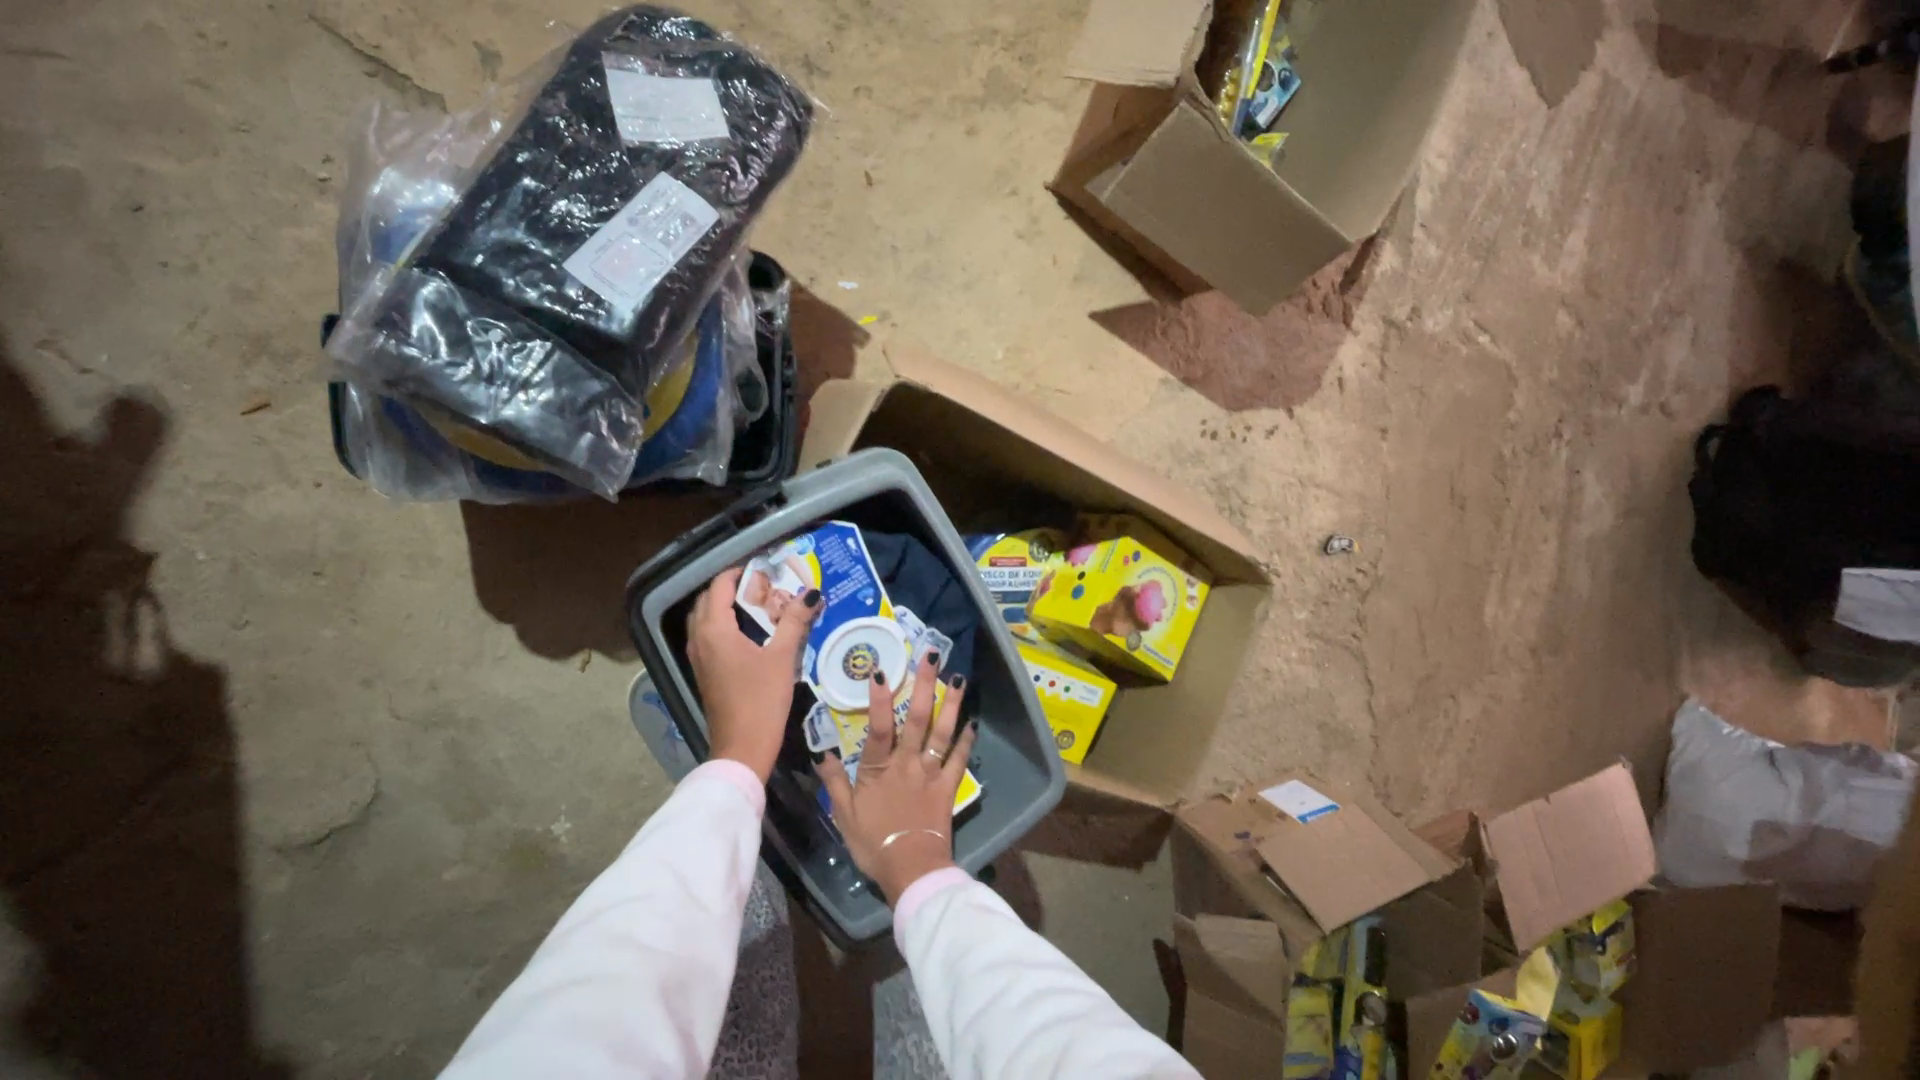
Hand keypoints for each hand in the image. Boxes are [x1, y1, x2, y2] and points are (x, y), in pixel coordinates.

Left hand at [686, 567, 819, 782]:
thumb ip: (794, 621)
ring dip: (725, 607)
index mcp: (714, 629)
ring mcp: (698, 657)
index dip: (739, 572)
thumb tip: (811, 594)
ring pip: (705, 619)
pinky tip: (750, 633)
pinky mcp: (704, 672)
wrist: (742, 747)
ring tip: (757, 606)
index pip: (719, 586)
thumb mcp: (783, 657)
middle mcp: (699, 638)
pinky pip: (708, 636)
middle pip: (708, 600)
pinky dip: (723, 626)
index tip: (765, 568)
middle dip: (732, 588)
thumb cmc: (762, 699)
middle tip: (763, 585)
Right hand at [816, 656, 976, 903]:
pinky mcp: (949, 787)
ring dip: (951, 704)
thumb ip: (833, 781)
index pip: (879, 726)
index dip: (880, 698)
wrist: (911, 870)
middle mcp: (906, 763)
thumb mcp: (843, 815)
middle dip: (924, 684)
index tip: (882, 669)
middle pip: (916, 718)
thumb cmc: (873, 844)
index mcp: (878, 769)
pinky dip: (967, 740)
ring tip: (958, 677)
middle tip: (931, 655)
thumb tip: (820, 751)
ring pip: (942, 732)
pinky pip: (959, 759)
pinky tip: (973, 721)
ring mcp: (930, 773)